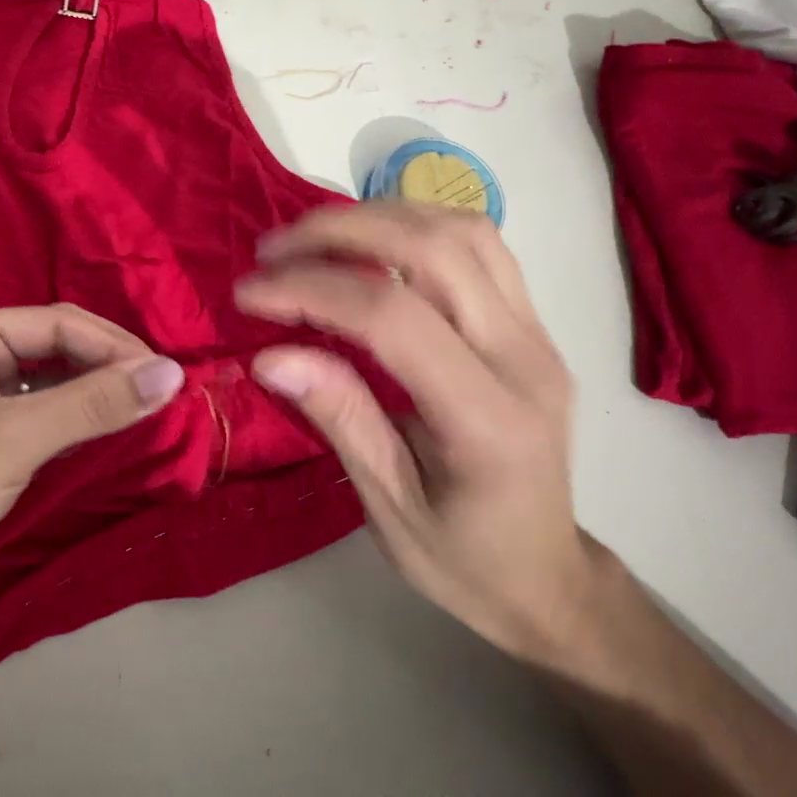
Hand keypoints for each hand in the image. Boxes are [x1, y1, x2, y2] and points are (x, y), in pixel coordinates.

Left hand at [0, 304, 185, 621]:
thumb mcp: (16, 441)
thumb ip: (92, 404)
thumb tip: (171, 372)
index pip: (57, 323)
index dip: (115, 346)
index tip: (171, 377)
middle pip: (58, 346)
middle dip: (110, 367)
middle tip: (167, 395)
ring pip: (56, 380)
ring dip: (99, 394)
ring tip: (152, 411)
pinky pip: (46, 411)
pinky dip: (79, 420)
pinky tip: (113, 431)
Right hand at [235, 203, 590, 658]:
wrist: (548, 580)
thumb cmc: (463, 561)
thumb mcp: (388, 507)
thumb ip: (341, 420)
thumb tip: (270, 357)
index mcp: (488, 420)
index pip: (394, 318)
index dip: (311, 291)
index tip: (248, 294)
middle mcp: (525, 361)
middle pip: (436, 250)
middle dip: (340, 231)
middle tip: (271, 250)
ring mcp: (537, 336)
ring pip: (464, 231)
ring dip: (378, 216)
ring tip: (311, 238)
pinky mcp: (531, 327)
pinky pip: (478, 247)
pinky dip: (414, 226)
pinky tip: (367, 245)